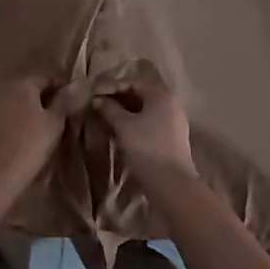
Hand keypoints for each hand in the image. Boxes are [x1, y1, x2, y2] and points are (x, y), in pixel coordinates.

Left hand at [0, 77, 66, 191]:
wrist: (2, 172)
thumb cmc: (32, 142)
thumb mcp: (55, 120)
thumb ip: (66, 99)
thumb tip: (80, 81)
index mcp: (23, 83)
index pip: (48, 77)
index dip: (65, 87)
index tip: (77, 101)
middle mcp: (8, 88)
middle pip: (35, 88)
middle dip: (52, 98)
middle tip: (68, 114)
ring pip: (25, 101)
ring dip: (39, 109)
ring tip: (55, 125)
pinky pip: (16, 113)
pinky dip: (27, 118)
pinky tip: (37, 133)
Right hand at [93, 66, 196, 184]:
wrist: (172, 185)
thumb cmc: (147, 148)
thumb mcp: (124, 126)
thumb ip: (110, 109)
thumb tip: (98, 99)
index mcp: (162, 95)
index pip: (133, 83)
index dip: (112, 87)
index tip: (95, 94)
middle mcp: (171, 104)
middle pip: (141, 96)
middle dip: (118, 100)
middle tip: (99, 105)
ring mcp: (174, 122)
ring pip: (145, 111)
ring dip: (126, 113)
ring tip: (107, 118)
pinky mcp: (173, 139)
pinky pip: (151, 124)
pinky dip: (135, 124)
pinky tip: (122, 132)